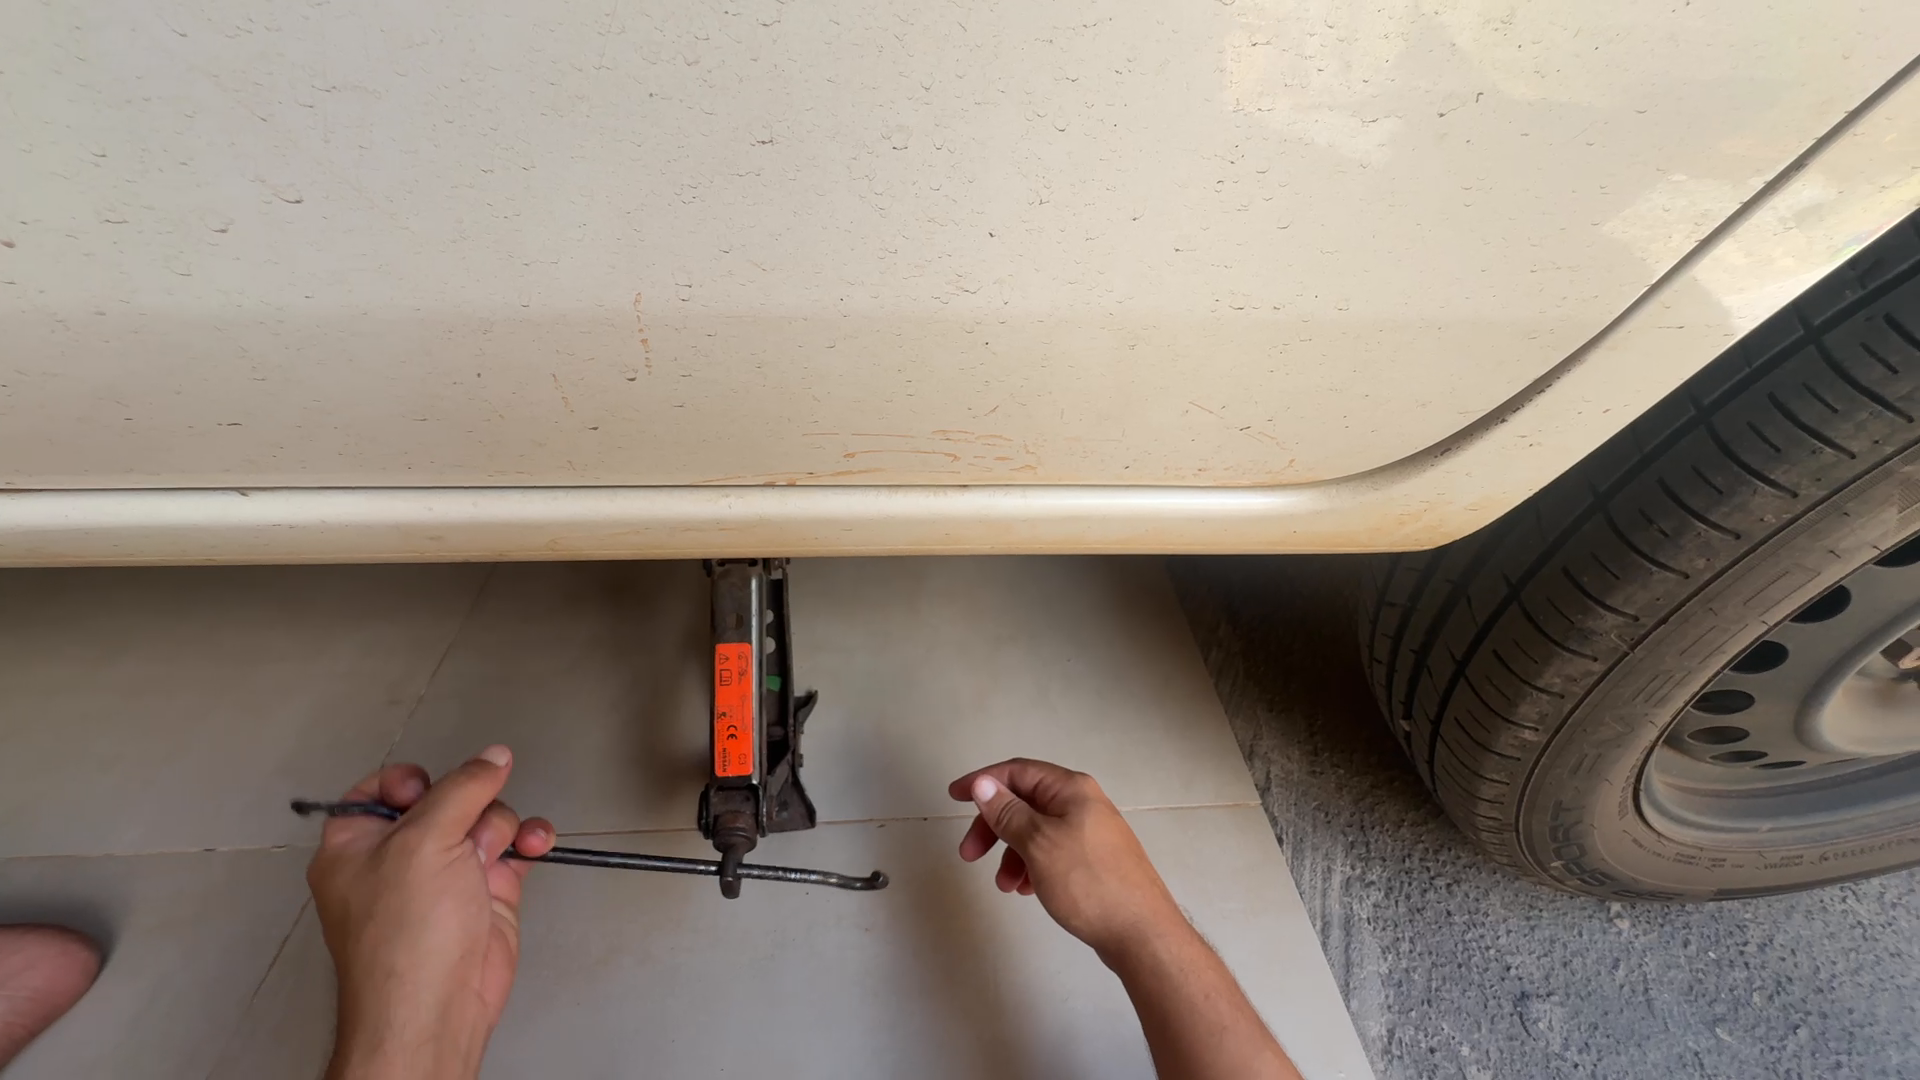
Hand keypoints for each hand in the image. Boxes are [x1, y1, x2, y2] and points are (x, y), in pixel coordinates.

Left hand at [306, 746, 555, 1079]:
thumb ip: (463, 789)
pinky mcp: (490, 886)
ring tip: (498, 854)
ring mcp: (451, 870)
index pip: (382, 789)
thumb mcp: (424, 842)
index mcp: (360, 844)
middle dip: (473, 806)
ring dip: (505, 826)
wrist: (441, 1004)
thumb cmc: (409, 927)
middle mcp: (405, 854)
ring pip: (490, 817)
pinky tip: (536, 847)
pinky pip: (517, 844)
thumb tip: (497, 755)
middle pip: (450, 796)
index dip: (410, 781)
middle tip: (466, 835)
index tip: (429, 789)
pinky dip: (530, 840)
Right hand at [949, 758, 1184, 961]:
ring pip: (1036, 831)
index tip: (954, 796)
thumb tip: (983, 784)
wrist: (1142, 934)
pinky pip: (1051, 852)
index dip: (983, 781)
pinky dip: (1032, 865)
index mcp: (1070, 788)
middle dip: (993, 826)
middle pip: (1024, 802)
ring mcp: (1090, 831)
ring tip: (1004, 885)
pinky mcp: (1094, 860)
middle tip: (969, 854)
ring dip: (1011, 852)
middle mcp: (1082, 802)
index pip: (1017, 771)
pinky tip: (1027, 889)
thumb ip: (1007, 812)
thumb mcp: (1038, 843)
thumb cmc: (1087, 882)